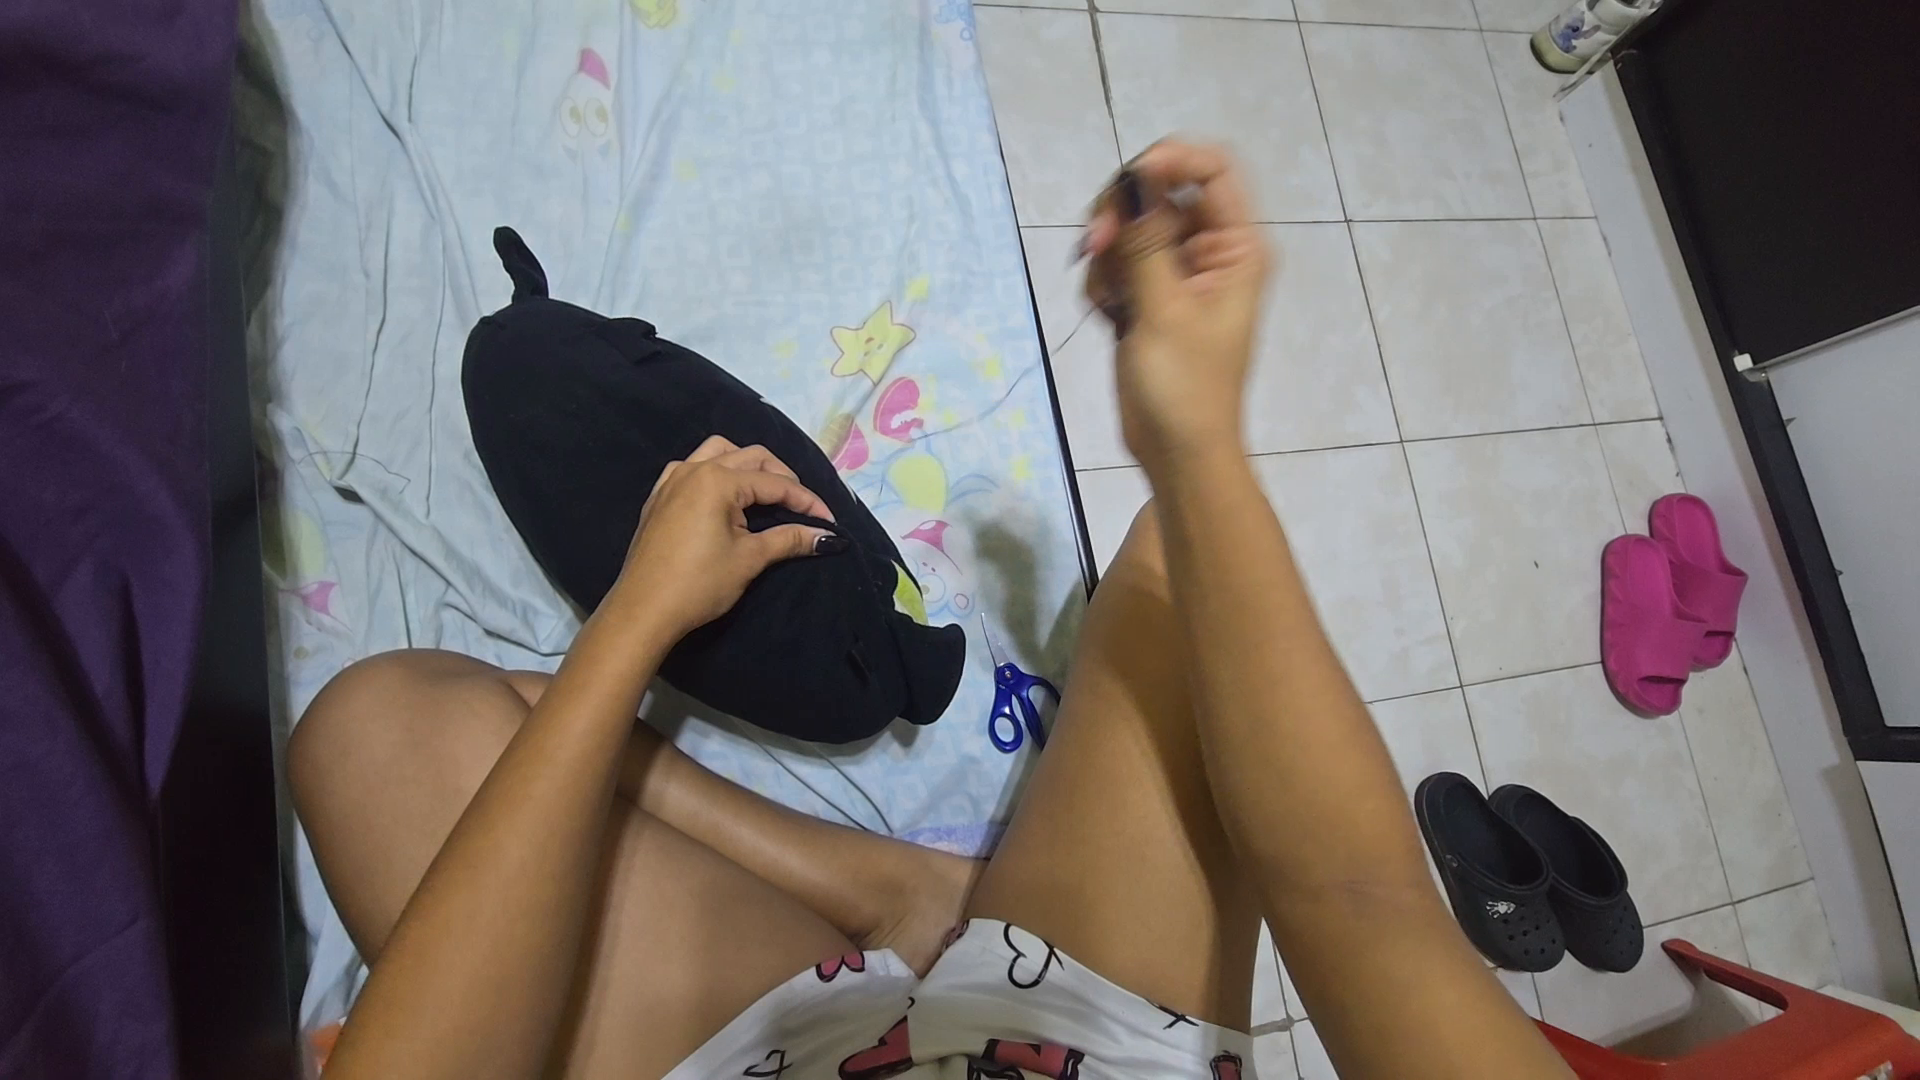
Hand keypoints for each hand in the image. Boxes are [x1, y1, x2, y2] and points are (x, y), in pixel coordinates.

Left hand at [606, 436, 845, 638]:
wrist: (643, 611)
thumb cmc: (699, 584)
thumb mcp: (750, 559)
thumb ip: (789, 539)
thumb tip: (827, 536)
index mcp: (717, 480)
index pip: (774, 483)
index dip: (806, 501)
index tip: (829, 521)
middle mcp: (694, 469)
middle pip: (752, 457)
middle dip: (783, 479)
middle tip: (803, 508)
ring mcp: (672, 480)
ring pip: (720, 452)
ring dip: (749, 467)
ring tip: (767, 493)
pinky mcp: (660, 497)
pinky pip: (694, 467)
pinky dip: (718, 472)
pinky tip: (725, 497)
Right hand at [1083, 140, 1272, 474]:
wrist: (1175, 450)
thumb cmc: (1183, 387)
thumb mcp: (1165, 311)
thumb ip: (1146, 242)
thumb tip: (1134, 179)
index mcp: (1235, 248)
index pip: (1212, 169)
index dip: (1169, 161)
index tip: (1125, 183)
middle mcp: (1208, 253)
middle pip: (1158, 196)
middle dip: (1120, 217)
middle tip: (1092, 247)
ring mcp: (1175, 278)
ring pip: (1129, 233)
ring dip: (1107, 260)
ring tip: (1110, 304)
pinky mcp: (1147, 302)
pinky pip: (1117, 268)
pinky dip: (1104, 286)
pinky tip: (1108, 317)